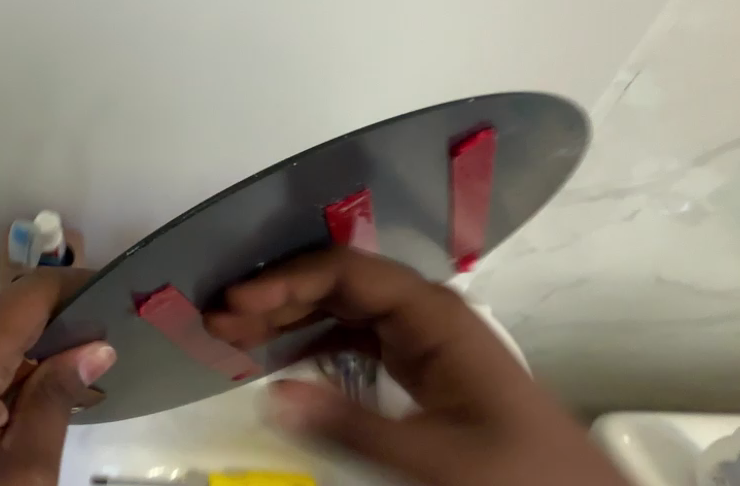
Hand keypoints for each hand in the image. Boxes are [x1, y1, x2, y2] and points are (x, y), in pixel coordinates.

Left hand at [0, 269, 116, 485]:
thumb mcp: (17, 484)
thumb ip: (54, 405)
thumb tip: (96, 347)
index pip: (28, 295)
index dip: (75, 288)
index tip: (117, 298)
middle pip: (4, 315)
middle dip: (52, 334)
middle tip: (98, 365)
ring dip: (20, 357)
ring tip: (63, 397)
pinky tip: (15, 411)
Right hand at [203, 247, 627, 485]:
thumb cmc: (520, 477)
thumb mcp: (434, 462)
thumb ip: (351, 427)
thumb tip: (271, 395)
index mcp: (430, 311)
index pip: (342, 272)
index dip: (284, 282)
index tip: (236, 303)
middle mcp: (420, 310)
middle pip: (333, 283)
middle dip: (274, 297)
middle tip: (219, 319)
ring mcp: (417, 335)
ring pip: (337, 307)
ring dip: (286, 318)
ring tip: (235, 333)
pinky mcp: (415, 361)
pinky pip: (350, 336)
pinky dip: (310, 343)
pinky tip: (279, 357)